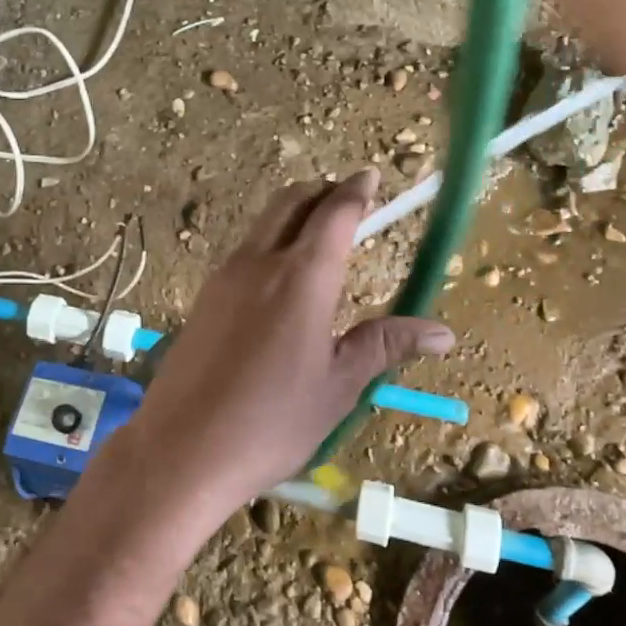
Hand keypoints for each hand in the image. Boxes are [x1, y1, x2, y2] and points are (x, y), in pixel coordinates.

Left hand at [122, 170, 453, 514]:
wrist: (182, 449)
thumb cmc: (272, 422)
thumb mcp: (338, 387)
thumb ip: (384, 346)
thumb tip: (442, 333)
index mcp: (302, 278)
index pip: (334, 214)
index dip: (356, 191)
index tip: (371, 177)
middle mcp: (259, 263)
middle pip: (290, 203)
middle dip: (321, 190)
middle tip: (347, 197)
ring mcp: (224, 278)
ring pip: (262, 225)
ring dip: (292, 214)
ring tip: (318, 233)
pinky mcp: (203, 299)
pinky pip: (243, 253)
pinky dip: (270, 242)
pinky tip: (280, 278)